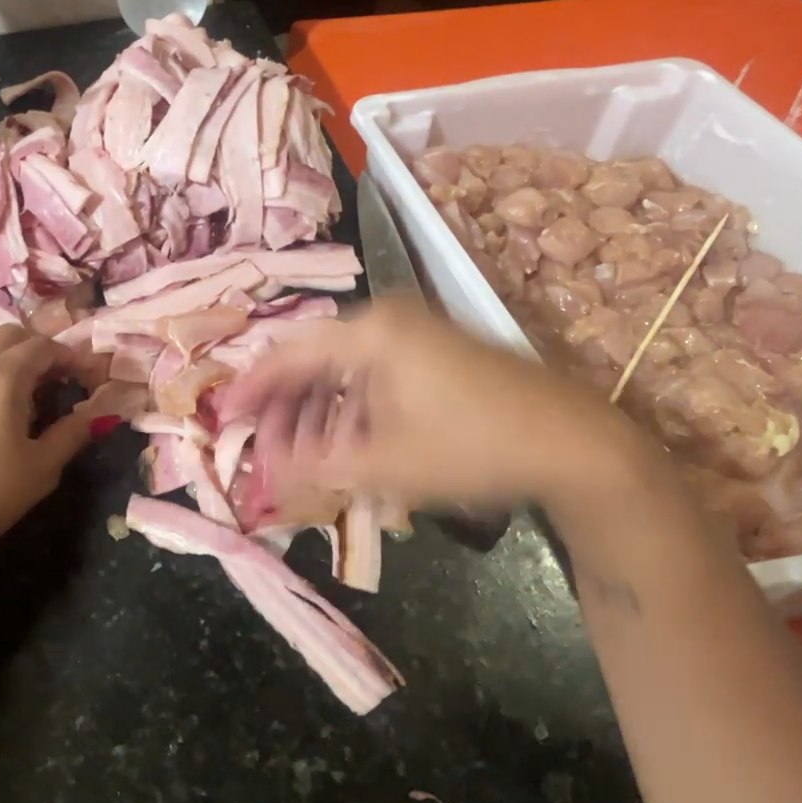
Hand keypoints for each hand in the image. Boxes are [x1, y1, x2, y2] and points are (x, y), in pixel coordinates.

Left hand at [0, 325, 94, 575]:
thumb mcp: (41, 468)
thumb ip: (71, 434)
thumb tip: (94, 414)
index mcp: (4, 376)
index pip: (43, 346)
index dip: (70, 356)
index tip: (86, 376)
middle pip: (11, 335)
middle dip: (40, 347)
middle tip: (59, 376)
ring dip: (11, 355)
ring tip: (28, 388)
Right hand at [220, 300, 663, 515]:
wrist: (577, 442)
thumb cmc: (476, 446)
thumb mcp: (387, 465)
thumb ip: (317, 469)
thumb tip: (265, 481)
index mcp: (370, 333)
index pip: (287, 355)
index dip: (251, 390)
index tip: (223, 419)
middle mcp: (388, 321)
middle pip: (313, 360)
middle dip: (285, 410)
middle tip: (264, 450)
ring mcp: (416, 334)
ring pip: (344, 371)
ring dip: (318, 414)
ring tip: (302, 458)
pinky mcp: (436, 354)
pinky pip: (374, 377)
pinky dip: (351, 410)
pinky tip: (347, 447)